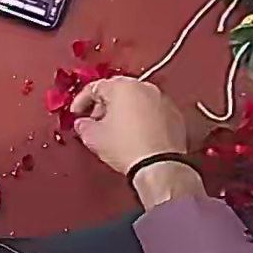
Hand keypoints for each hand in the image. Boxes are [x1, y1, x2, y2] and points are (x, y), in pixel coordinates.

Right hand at [69, 76, 187, 172]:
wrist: (158, 165)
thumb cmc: (127, 147)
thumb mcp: (93, 137)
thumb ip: (83, 125)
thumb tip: (83, 124)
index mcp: (122, 87)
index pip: (95, 87)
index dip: (82, 100)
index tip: (77, 112)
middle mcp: (144, 88)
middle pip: (117, 90)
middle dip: (103, 105)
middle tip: (95, 121)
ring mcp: (162, 100)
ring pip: (136, 100)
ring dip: (124, 111)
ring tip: (115, 130)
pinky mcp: (174, 115)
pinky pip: (152, 112)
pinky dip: (142, 119)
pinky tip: (135, 135)